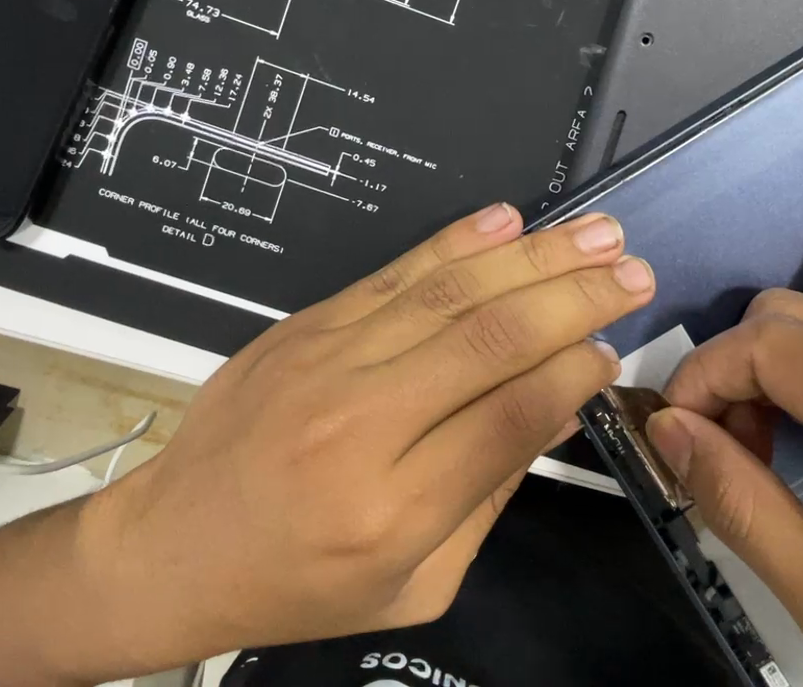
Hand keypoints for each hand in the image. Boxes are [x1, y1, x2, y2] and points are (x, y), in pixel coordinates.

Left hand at [72, 204, 653, 672]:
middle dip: (574, 298)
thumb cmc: (296, 582)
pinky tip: (507, 220)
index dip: (574, 372)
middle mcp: (364, 420)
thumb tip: (556, 406)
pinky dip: (457, 241)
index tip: (613, 348)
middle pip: (490, 339)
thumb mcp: (411, 583)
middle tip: (631, 270)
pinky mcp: (307, 323)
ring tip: (595, 232)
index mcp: (394, 506)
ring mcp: (329, 359)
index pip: (510, 415)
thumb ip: (488, 493)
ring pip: (450, 291)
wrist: (171, 544)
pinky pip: (395, 272)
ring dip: (532, 255)